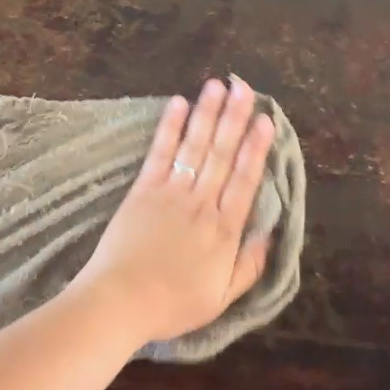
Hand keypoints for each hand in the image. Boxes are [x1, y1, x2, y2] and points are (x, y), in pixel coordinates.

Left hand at [68, 76, 277, 345]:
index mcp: (223, 230)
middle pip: (221, 154)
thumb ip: (248, 266)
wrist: (120, 301)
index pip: (245, 181)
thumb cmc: (172, 304)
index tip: (266, 120)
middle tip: (244, 87)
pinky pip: (159, 152)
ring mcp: (170, 192)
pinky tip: (178, 103)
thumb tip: (269, 235)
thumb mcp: (221, 298)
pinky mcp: (143, 189)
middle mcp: (201, 203)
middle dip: (234, 118)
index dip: (256, 148)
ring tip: (217, 84)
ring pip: (194, 146)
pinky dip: (170, 126)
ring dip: (206, 113)